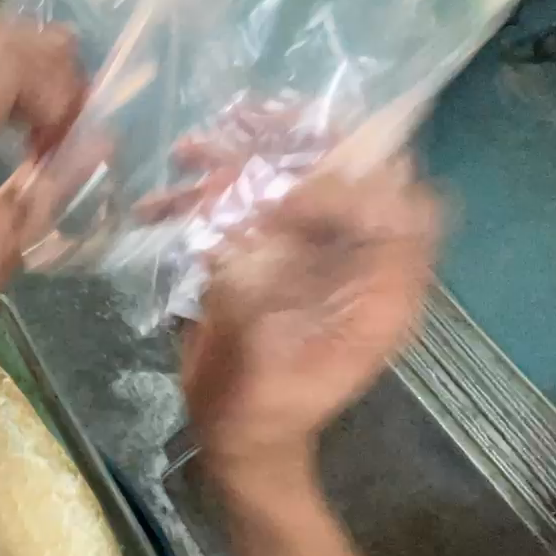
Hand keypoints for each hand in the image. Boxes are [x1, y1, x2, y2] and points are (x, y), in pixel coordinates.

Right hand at [182, 155, 438, 479]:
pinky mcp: (266, 265)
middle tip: (239, 118)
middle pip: (344, 176)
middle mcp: (353, 261)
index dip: (351, 180)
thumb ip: (266, 299)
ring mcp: (308, 260)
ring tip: (187, 151)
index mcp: (382, 287)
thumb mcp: (271, 364)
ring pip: (291, 186)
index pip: (395, 203)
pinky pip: (246, 214)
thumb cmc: (268, 413)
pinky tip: (161, 201)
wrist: (238, 437)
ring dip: (238, 162)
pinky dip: (204, 200)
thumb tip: (252, 225)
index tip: (283, 191)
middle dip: (291, 141)